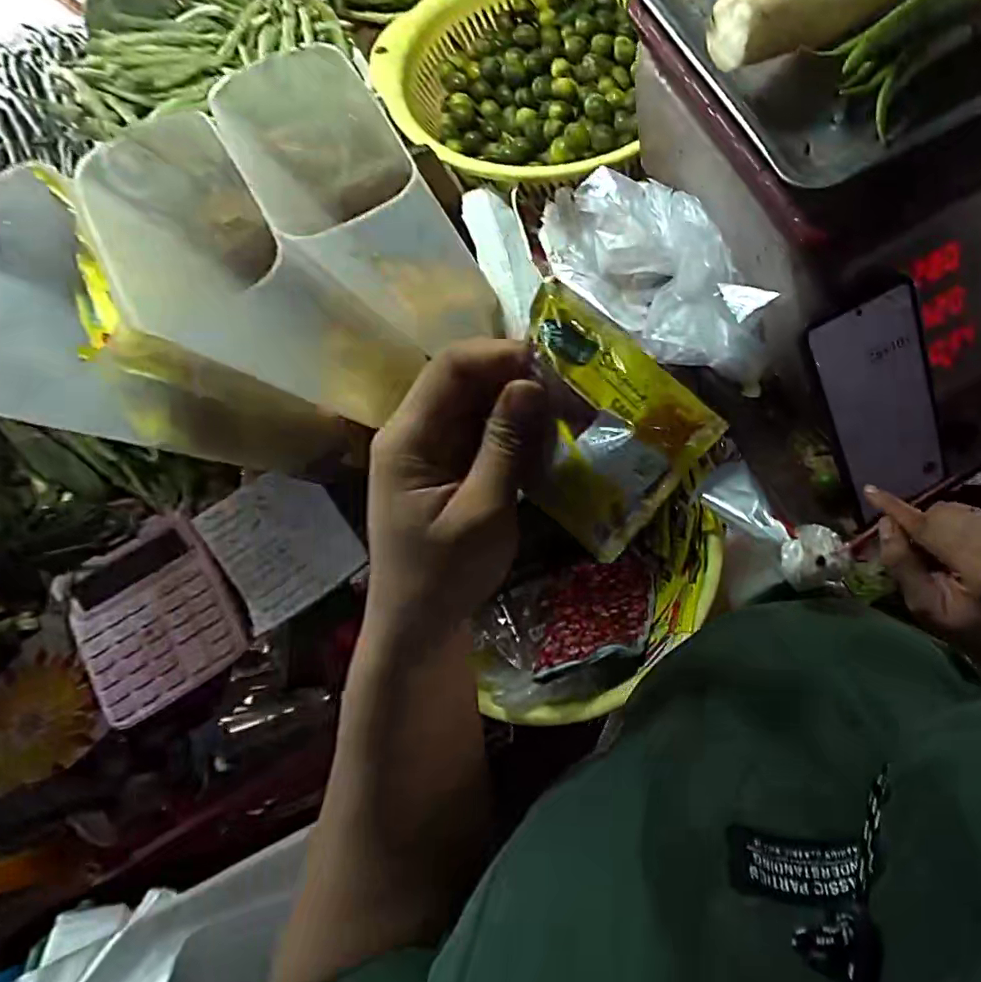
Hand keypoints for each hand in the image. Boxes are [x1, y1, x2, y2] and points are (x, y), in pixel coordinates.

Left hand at [364, 340, 548, 647]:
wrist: (418, 627)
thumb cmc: (443, 576)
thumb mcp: (482, 511)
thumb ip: (505, 445)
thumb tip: (531, 384)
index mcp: (408, 437)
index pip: (451, 367)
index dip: (501, 354)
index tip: (553, 364)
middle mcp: (416, 432)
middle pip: (467, 381)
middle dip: (519, 378)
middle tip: (572, 391)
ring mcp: (433, 450)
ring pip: (480, 405)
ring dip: (522, 405)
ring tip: (568, 415)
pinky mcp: (450, 468)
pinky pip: (485, 433)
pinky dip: (517, 432)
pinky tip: (547, 442)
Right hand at [867, 487, 980, 672]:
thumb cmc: (969, 632)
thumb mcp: (926, 609)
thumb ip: (903, 566)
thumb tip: (885, 524)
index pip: (932, 528)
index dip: (899, 511)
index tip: (871, 493)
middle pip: (942, 514)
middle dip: (919, 526)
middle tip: (912, 553)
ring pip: (956, 510)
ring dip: (936, 525)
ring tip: (936, 554)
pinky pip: (972, 514)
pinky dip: (955, 526)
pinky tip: (956, 549)